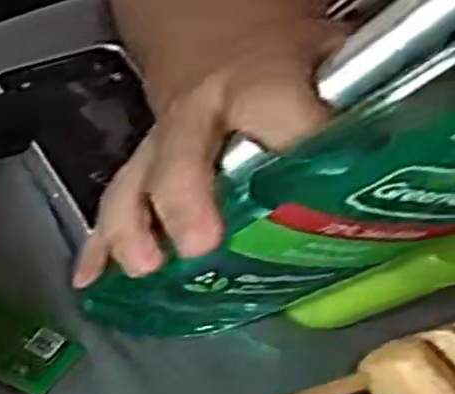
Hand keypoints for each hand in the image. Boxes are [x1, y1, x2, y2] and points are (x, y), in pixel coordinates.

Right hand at [73, 19, 342, 286]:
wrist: (219, 51)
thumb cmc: (278, 60)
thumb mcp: (327, 56)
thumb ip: (339, 97)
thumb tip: (368, 148)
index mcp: (253, 79)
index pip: (274, 108)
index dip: (294, 138)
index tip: (319, 172)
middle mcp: (190, 119)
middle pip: (177, 165)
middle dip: (184, 206)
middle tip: (198, 245)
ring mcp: (151, 152)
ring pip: (129, 193)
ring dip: (129, 235)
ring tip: (142, 268)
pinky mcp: (129, 177)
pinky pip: (106, 214)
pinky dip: (95, 249)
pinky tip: (89, 278)